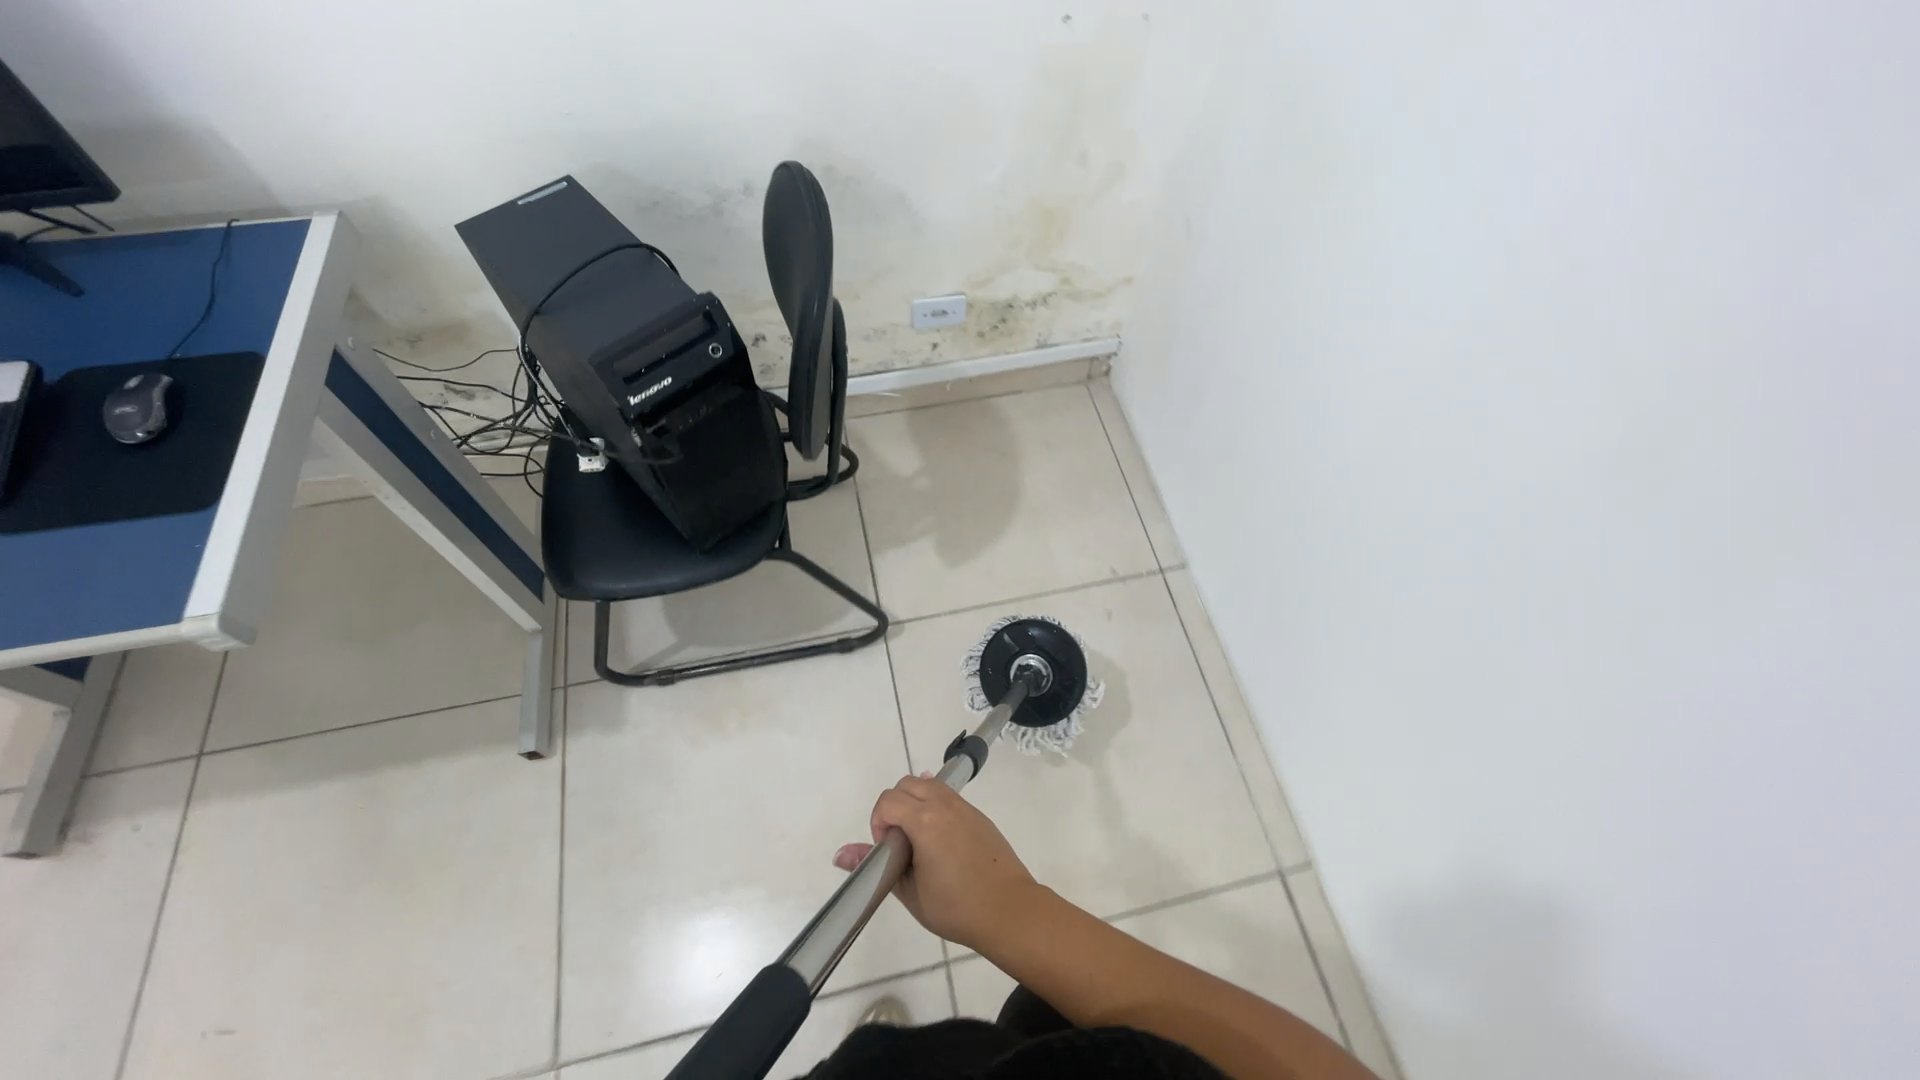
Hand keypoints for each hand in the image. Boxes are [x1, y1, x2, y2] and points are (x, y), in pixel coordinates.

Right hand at [833, 774, 1040, 951]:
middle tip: (898, 842)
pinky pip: (949, 796)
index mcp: (925, 821)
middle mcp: (945, 805)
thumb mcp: (909, 891)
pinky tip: (937, 835)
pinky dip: (935, 805)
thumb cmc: (956, 907)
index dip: (879, 823)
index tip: (888, 851)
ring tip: (917, 838)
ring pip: (929, 785)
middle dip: (894, 807)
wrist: (1009, 911)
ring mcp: (965, 807)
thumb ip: (874, 866)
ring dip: (915, 803)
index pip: (888, 800)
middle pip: (907, 784)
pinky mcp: (979, 816)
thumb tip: (838, 854)